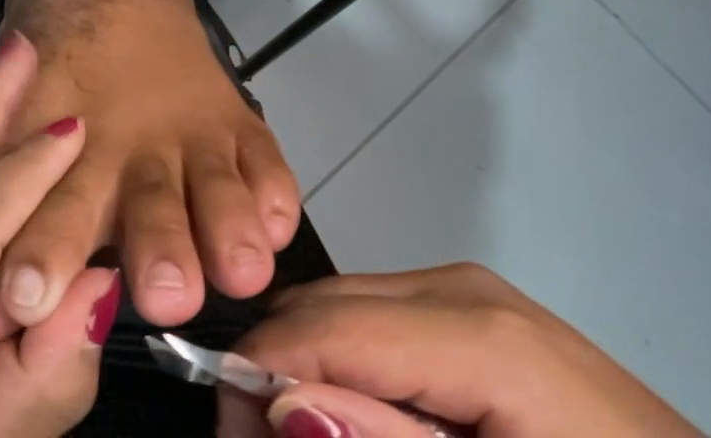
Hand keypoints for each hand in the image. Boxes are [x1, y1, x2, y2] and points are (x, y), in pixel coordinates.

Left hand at [0, 0, 300, 335]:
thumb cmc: (42, 48)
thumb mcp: (4, 100)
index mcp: (59, 143)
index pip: (47, 202)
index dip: (39, 248)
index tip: (24, 296)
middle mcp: (125, 143)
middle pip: (140, 205)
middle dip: (152, 249)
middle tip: (161, 294)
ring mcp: (185, 127)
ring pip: (212, 186)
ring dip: (225, 226)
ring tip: (237, 269)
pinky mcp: (230, 112)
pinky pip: (263, 155)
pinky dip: (274, 189)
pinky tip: (279, 223)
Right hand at [216, 263, 705, 437]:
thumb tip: (281, 402)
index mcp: (479, 334)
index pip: (322, 325)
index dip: (256, 373)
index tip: (231, 435)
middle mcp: (463, 288)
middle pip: (320, 305)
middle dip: (275, 368)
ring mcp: (472, 292)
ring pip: (340, 304)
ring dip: (309, 365)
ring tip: (313, 430)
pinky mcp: (477, 310)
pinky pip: (376, 315)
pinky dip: (349, 359)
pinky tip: (367, 413)